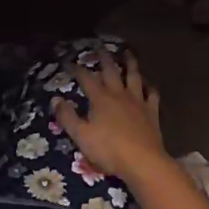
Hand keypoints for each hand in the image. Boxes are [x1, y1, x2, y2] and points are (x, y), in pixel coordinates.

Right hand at [57, 53, 169, 180]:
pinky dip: (150, 87)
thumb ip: (67, 117)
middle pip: (111, 71)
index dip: (77, 70)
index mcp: (100, 99)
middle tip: (100, 47)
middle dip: (104, 58)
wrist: (143, 161)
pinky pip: (152, 94)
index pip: (86, 79)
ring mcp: (138, 102)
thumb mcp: (81, 135)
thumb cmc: (109, 149)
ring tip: (128, 53)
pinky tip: (149, 84)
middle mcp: (119, 94)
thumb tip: (55, 99)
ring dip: (130, 63)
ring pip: (134, 76)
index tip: (69, 62)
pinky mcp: (152, 112)